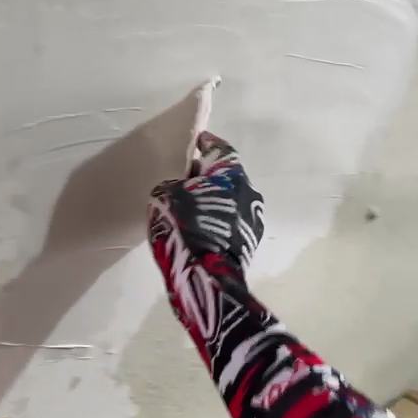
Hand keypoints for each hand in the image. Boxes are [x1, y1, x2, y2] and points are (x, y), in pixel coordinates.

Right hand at [149, 131, 265, 270]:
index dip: (206, 143)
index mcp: (232, 174)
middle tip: (187, 176)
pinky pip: (230, 222)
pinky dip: (217, 220)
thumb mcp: (165, 195)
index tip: (197, 140)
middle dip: (208, 175)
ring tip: (191, 206)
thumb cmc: (185, 226)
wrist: (205, 276)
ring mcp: (253, 219)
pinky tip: (200, 228)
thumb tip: (182, 188)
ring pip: (231, 200)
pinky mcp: (250, 243)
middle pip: (227, 176)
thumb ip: (174, 184)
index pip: (220, 149)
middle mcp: (249, 192)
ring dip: (214, 200)